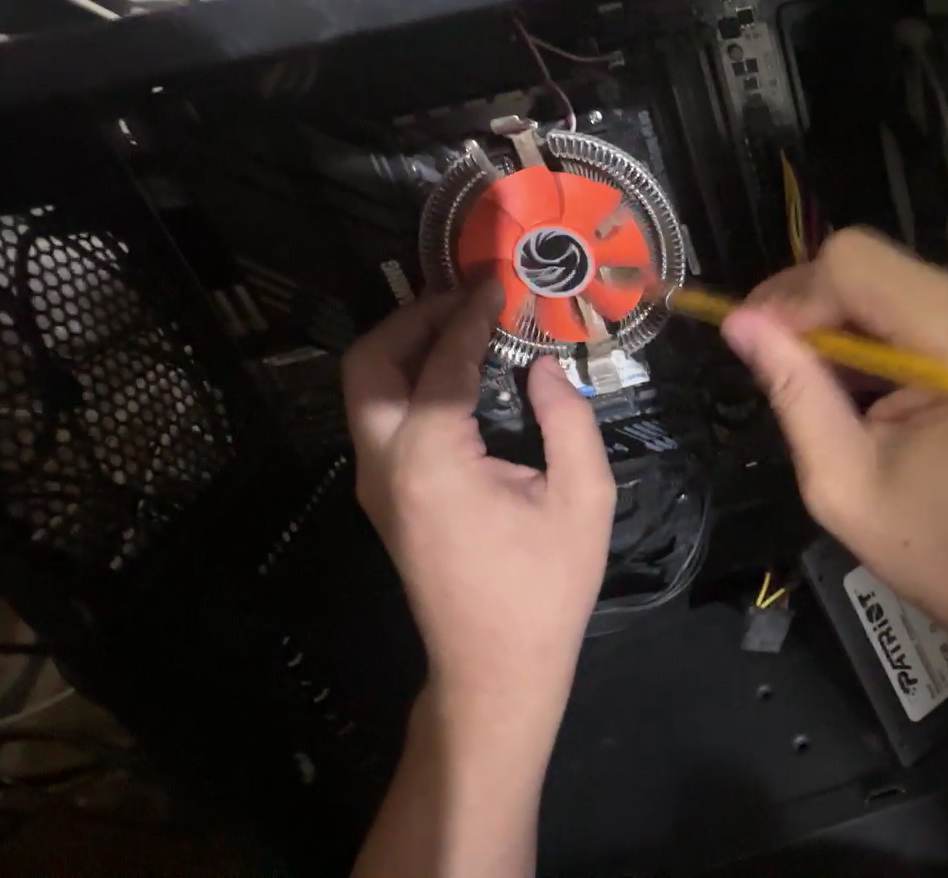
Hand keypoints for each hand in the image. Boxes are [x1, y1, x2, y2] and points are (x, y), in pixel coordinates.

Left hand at [342, 284, 615, 714]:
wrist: (496, 665)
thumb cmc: (546, 584)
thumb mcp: (583, 497)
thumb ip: (568, 419)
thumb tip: (544, 368)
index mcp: (434, 460)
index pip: (444, 362)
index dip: (471, 315)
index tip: (499, 283)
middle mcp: (386, 464)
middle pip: (368, 365)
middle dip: (412, 318)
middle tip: (465, 299)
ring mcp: (376, 484)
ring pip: (364, 392)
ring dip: (405, 347)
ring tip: (463, 326)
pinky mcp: (384, 499)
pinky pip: (381, 419)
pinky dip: (409, 381)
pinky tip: (459, 377)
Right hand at [720, 230, 947, 650]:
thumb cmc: (944, 550)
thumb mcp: (845, 485)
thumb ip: (795, 393)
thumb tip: (738, 321)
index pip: (855, 264)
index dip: (794, 297)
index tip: (757, 343)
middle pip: (874, 266)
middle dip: (811, 307)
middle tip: (774, 361)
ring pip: (891, 279)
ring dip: (842, 321)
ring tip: (815, 381)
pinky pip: (917, 302)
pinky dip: (876, 332)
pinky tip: (861, 381)